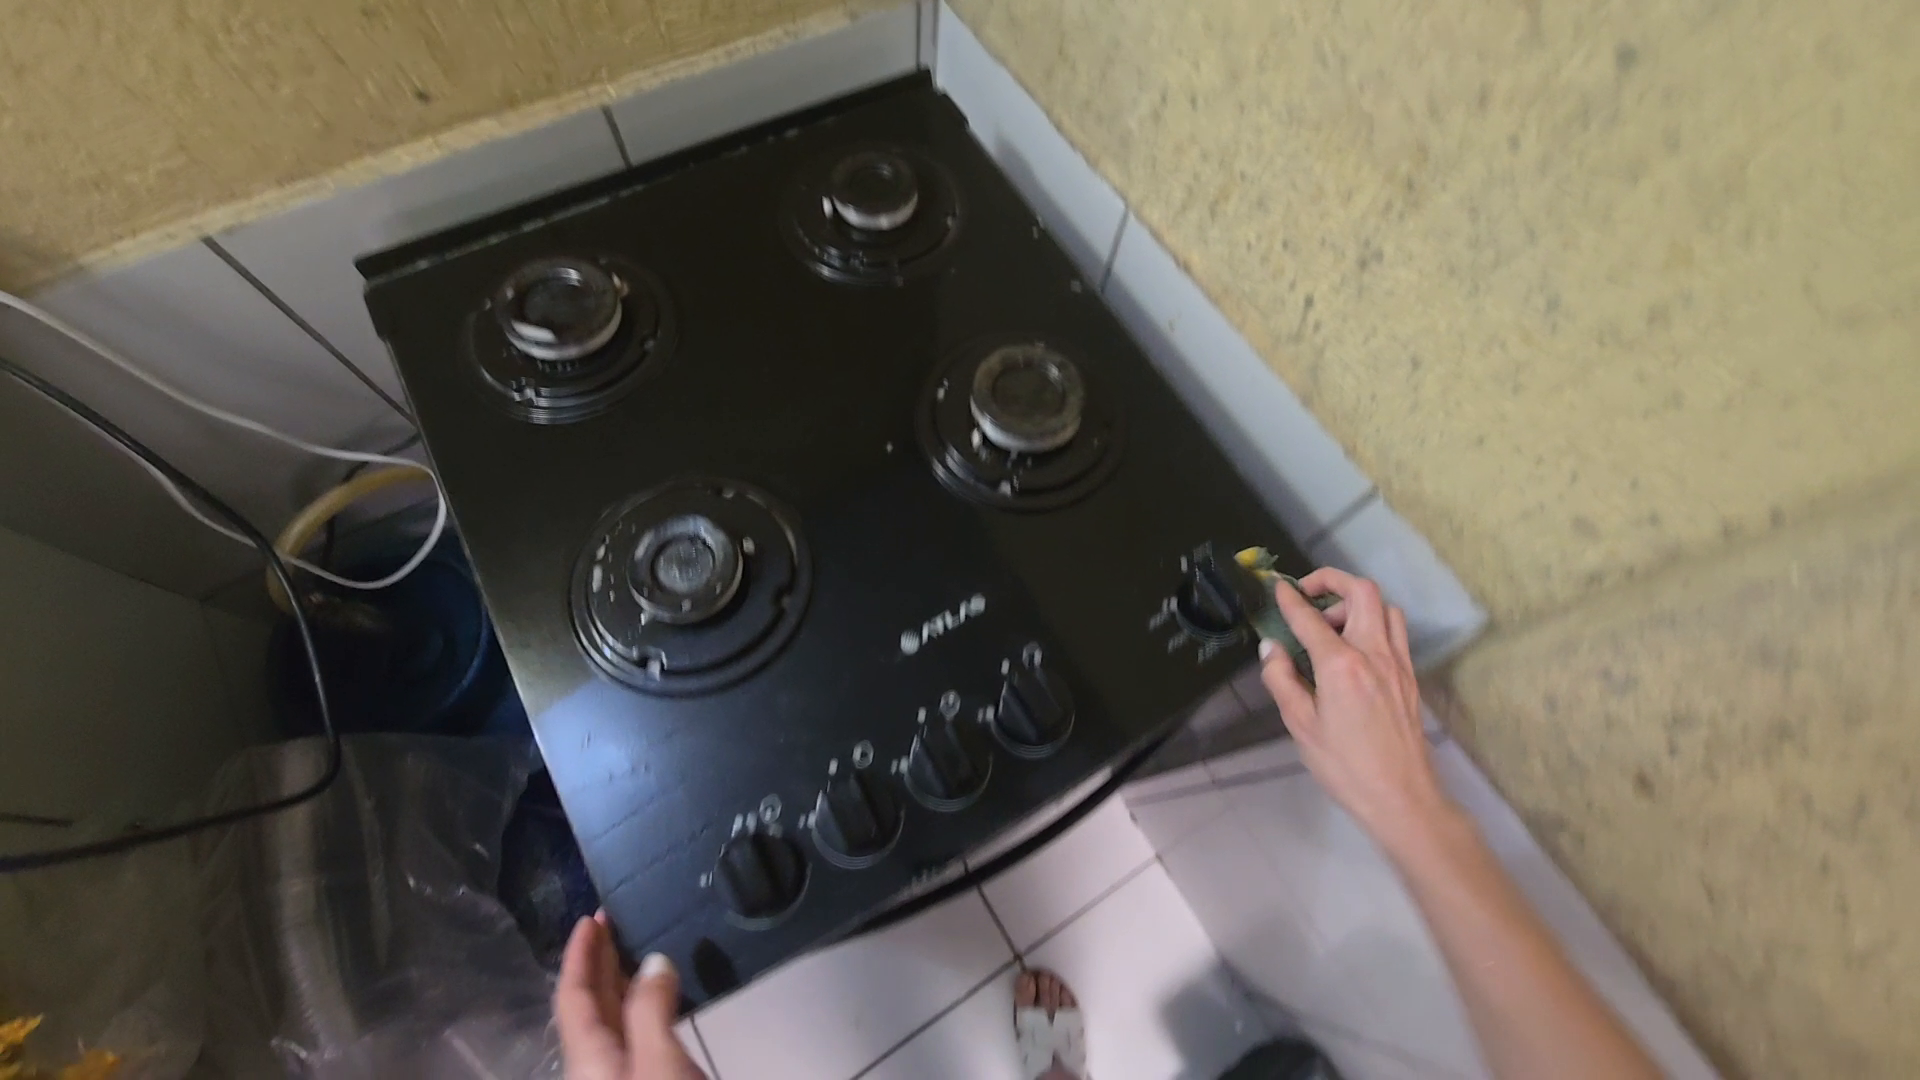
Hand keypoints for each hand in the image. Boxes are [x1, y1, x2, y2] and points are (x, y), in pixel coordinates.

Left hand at [554, 913, 707, 1079]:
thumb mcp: (659, 1061)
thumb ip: (652, 1009)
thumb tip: (655, 960)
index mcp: (588, 1057)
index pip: (573, 997)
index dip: (579, 955)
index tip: (590, 919)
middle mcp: (596, 1065)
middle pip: (589, 1006)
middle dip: (597, 960)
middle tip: (611, 921)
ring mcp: (618, 1074)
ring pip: (610, 1018)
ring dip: (617, 979)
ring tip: (633, 947)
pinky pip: (630, 1030)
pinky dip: (637, 1001)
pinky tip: (657, 995)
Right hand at [1260, 568, 1457, 855]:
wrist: (1403, 798)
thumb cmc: (1344, 765)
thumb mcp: (1300, 725)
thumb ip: (1281, 679)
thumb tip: (1271, 647)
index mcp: (1341, 666)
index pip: (1310, 618)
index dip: (1289, 599)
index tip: (1276, 586)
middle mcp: (1374, 653)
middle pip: (1361, 591)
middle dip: (1331, 581)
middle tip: (1306, 595)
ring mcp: (1398, 662)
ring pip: (1384, 606)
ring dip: (1354, 602)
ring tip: (1329, 624)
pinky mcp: (1410, 675)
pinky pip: (1394, 630)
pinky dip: (1372, 621)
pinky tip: (1352, 646)